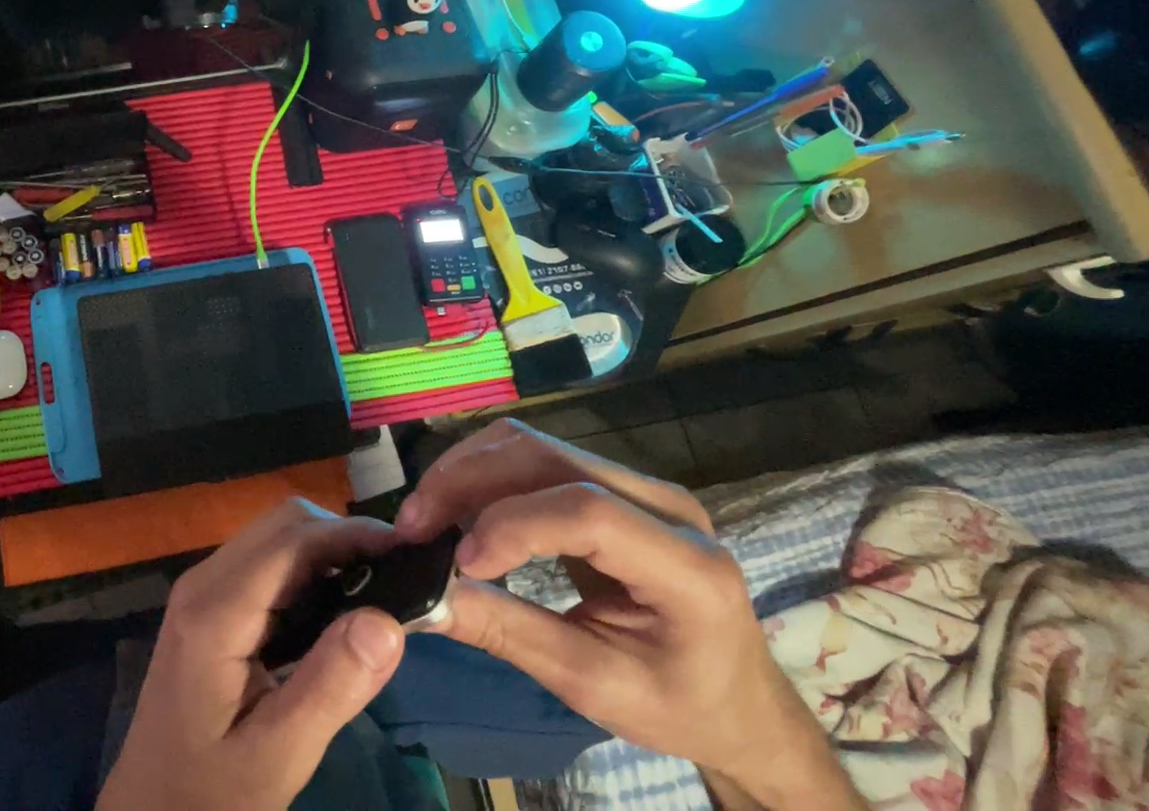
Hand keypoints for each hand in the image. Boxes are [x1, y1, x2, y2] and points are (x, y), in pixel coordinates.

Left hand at [98, 500, 406, 810]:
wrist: (150, 810)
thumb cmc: (211, 791)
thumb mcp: (278, 754)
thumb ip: (331, 687)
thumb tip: (387, 620)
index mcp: (214, 613)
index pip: (292, 541)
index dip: (353, 535)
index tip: (411, 552)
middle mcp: (204, 583)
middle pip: (282, 524)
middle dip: (344, 537)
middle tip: (398, 575)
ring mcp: (204, 591)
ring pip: (276, 537)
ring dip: (329, 550)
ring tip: (380, 587)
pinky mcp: (211, 605)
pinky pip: (268, 563)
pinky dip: (310, 568)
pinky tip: (341, 606)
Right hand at [396, 421, 861, 809]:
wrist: (736, 700)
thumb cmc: (677, 704)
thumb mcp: (593, 685)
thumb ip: (511, 634)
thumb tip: (428, 601)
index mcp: (687, 566)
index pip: (587, 511)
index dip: (512, 525)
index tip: (458, 562)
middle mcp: (666, 504)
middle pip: (548, 458)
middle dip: (468, 481)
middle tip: (412, 526)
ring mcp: (640, 487)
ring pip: (534, 445)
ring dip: (467, 471)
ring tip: (425, 517)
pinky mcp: (614, 485)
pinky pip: (537, 458)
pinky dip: (484, 477)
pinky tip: (456, 510)